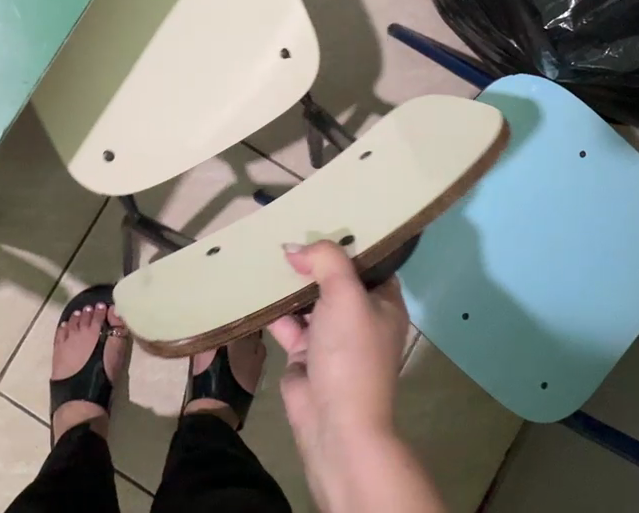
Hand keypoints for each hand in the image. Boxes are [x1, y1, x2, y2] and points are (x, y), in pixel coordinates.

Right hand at [268, 240, 424, 512]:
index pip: (370, 262)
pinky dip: (273, 306)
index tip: (322, 215)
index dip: (348, 240)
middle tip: (286, 227)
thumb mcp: (346, 294)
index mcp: (384, 303)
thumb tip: (295, 248)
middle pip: (334, 277)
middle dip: (312, 258)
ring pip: (308, 298)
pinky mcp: (304, 352)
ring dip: (290, 280)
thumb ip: (325, 260)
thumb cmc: (352, 353)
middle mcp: (360, 317)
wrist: (335, 422)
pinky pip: (287, 320)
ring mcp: (331, 336)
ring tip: (266, 249)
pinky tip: (254, 285)